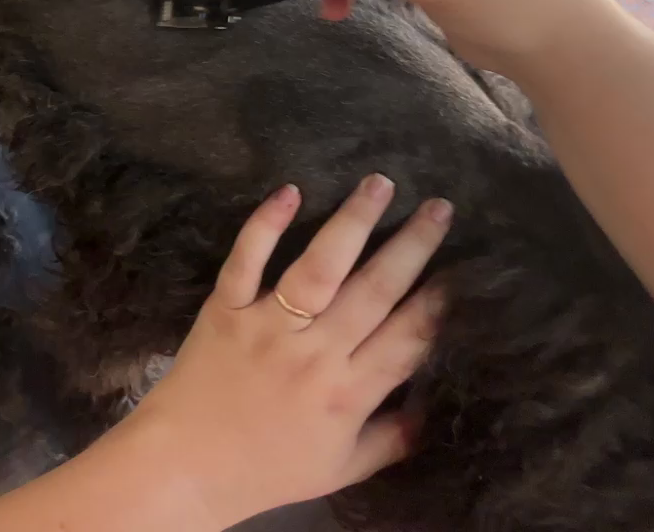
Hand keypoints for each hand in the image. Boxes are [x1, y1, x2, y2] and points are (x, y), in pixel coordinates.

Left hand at [118, 175, 451, 526]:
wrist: (189, 462)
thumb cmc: (267, 467)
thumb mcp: (342, 469)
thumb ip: (392, 439)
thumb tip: (433, 409)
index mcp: (349, 393)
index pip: (406, 338)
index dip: (438, 301)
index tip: (464, 267)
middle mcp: (314, 352)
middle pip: (373, 291)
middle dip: (411, 246)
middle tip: (439, 207)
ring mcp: (267, 324)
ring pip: (319, 267)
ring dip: (352, 222)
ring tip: (380, 184)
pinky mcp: (225, 306)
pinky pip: (247, 259)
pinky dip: (266, 224)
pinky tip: (290, 192)